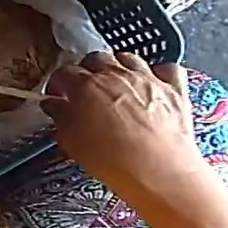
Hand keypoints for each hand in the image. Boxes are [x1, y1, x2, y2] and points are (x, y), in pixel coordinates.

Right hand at [42, 53, 213, 204]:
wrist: (158, 170)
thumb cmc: (110, 158)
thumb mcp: (71, 140)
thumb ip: (60, 116)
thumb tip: (53, 104)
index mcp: (85, 86)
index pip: (64, 72)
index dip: (57, 83)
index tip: (56, 94)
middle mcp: (115, 75)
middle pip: (96, 58)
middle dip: (86, 69)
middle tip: (83, 88)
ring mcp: (147, 79)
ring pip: (128, 58)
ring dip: (118, 66)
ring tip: (115, 82)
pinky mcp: (174, 89)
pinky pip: (167, 68)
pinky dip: (158, 72)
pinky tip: (152, 83)